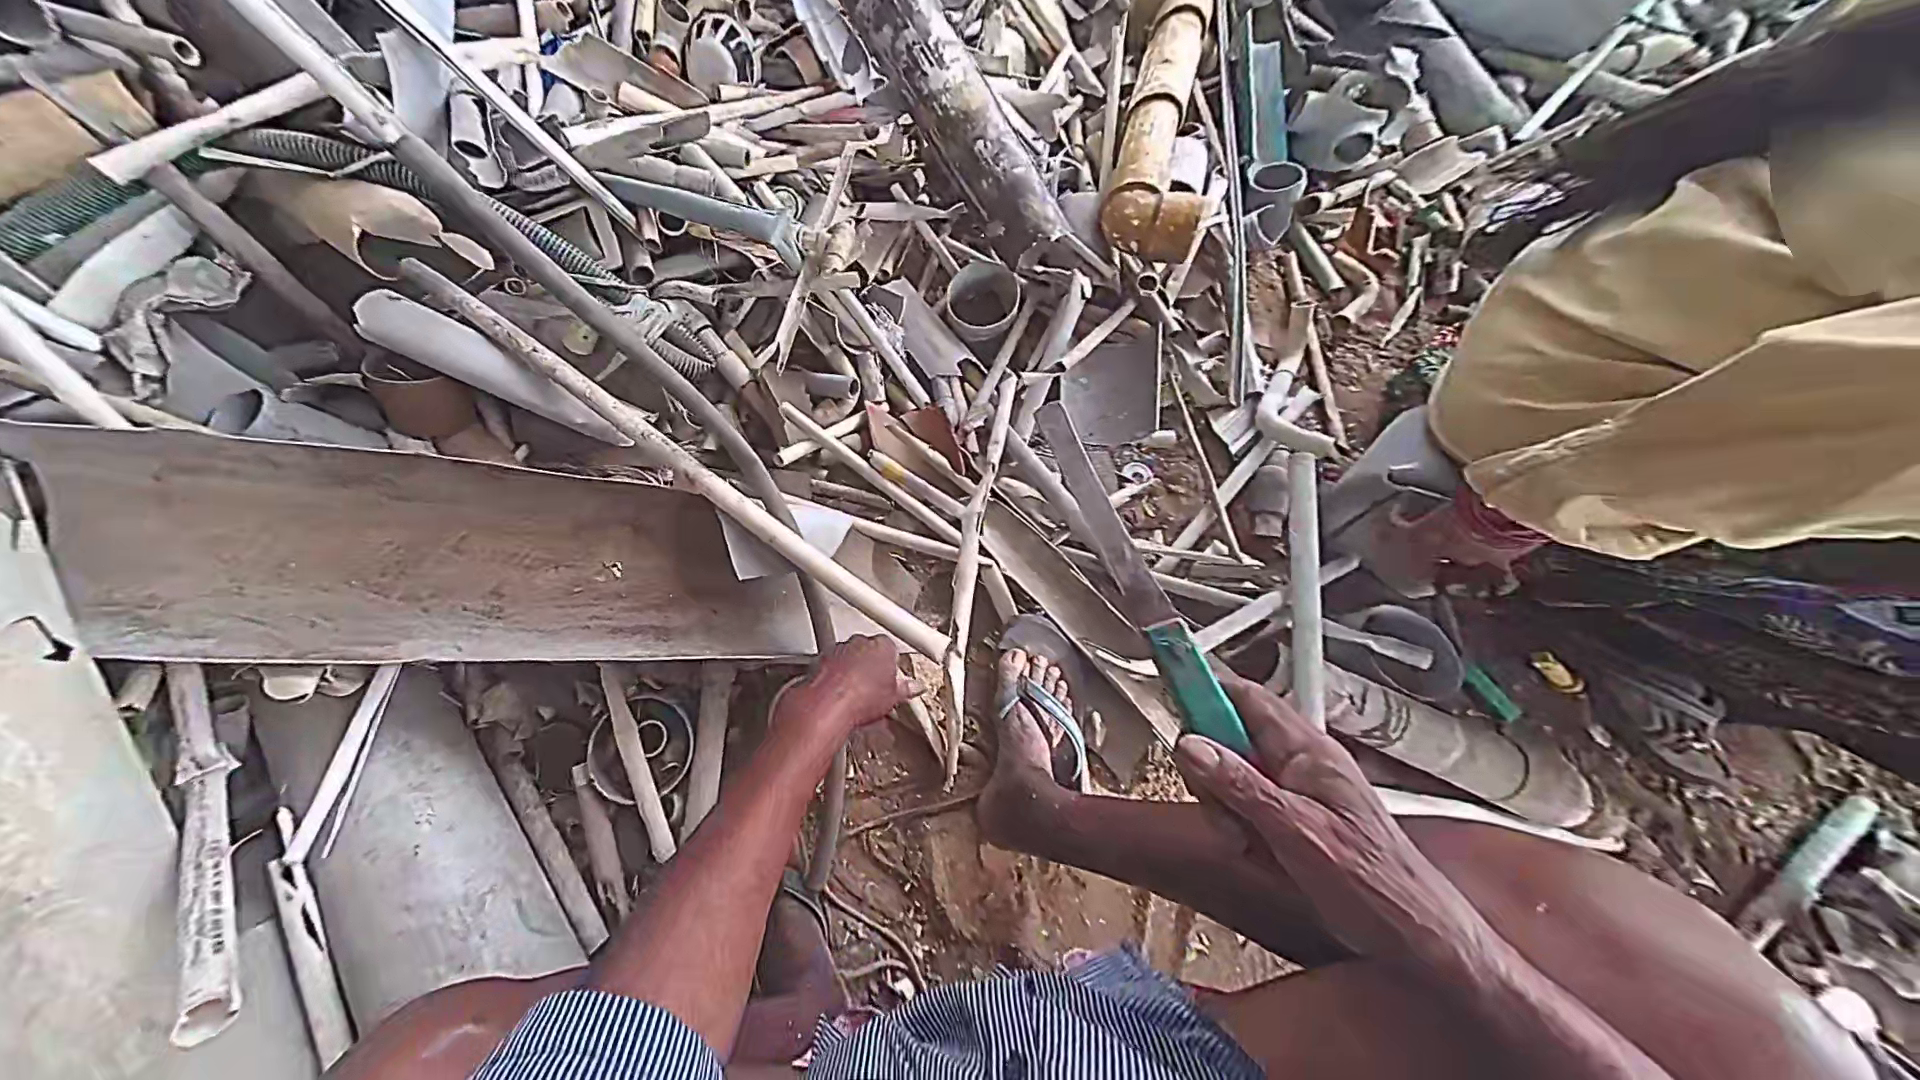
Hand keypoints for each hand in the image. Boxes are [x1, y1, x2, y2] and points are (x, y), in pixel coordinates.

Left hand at [777, 635, 920, 743]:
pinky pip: (832, 666)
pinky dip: (836, 677)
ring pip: (850, 658)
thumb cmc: (860, 696)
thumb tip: (913, 687)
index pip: (892, 650)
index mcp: (883, 645)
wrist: (828, 705)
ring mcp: (839, 649)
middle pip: (870, 651)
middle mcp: (860, 642)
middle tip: (876, 689)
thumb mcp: (893, 698)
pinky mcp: (820, 660)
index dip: (892, 667)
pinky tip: (840, 696)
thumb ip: (905, 689)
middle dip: (872, 667)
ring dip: (853, 671)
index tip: (892, 680)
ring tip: (857, 696)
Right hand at [1173, 672, 1495, 973]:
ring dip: (1222, 811)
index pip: (1244, 696)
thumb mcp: (1299, 832)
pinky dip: (1235, 832)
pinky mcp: (1280, 817)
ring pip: (1223, 779)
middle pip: (1222, 739)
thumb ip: (1241, 785)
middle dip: (1209, 774)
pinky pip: (1234, 810)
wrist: (1413, 939)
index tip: (1171, 684)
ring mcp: (1285, 790)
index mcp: (1306, 750)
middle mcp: (1293, 762)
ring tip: (1250, 842)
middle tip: (1221, 806)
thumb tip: (1193, 745)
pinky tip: (1260, 855)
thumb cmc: (1379, 885)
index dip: (1205, 687)